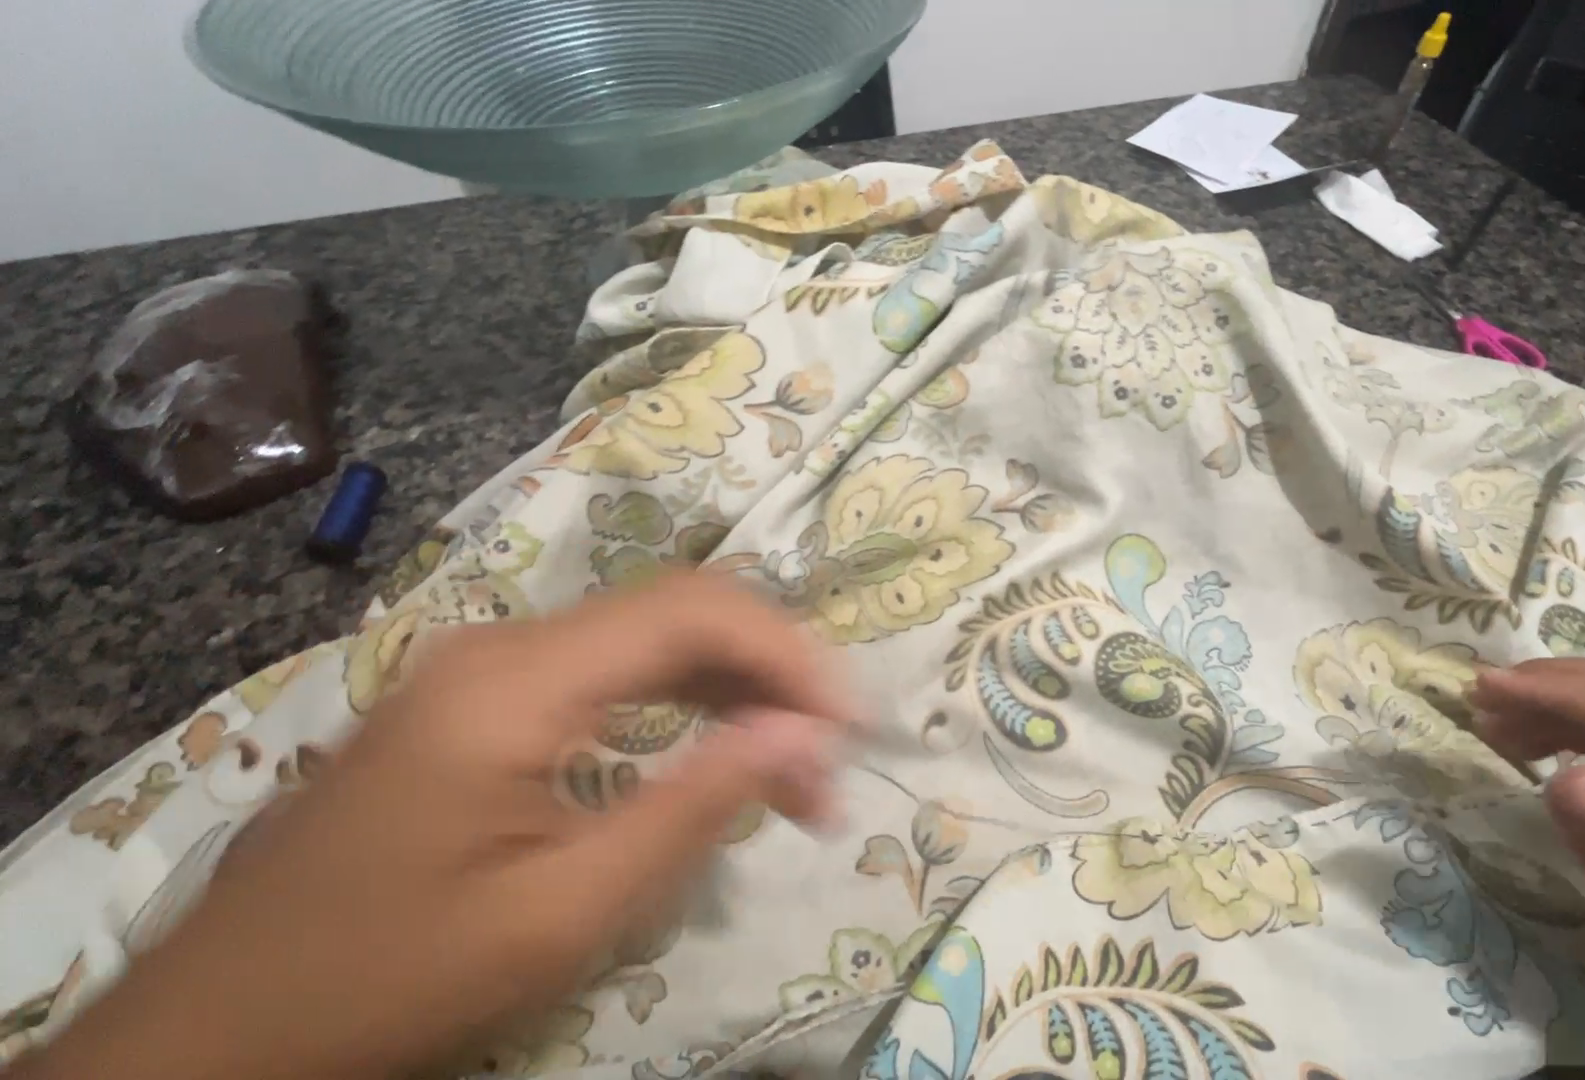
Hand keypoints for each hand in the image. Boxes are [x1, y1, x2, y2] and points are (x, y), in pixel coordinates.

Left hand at [20, 574, 853, 1079]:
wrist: (216, 1030)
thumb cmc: (392, 976)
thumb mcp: (566, 911)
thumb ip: (697, 807)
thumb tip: (805, 736)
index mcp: (517, 681)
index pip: (692, 611)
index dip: (788, 652)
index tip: (851, 723)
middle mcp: (508, 645)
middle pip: (679, 613)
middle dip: (773, 674)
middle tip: (831, 760)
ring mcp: (492, 666)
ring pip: (652, 639)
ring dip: (737, 689)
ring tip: (795, 768)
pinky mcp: (488, 698)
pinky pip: (614, 673)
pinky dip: (686, 703)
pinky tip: (721, 752)